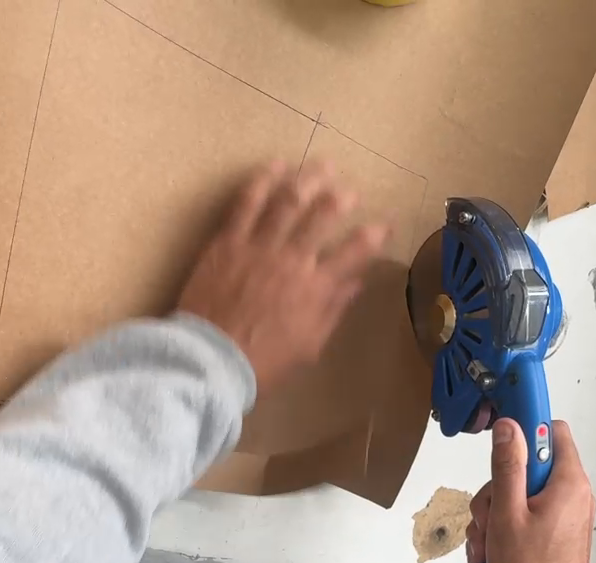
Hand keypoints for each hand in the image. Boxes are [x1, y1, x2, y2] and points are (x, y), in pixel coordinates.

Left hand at [177, 160, 389, 397]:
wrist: (211, 361)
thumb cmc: (263, 363)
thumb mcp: (308, 347)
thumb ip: (332, 311)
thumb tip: (355, 284)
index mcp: (316, 289)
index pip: (355, 252)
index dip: (375, 235)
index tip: (384, 225)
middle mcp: (293, 259)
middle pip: (324, 215)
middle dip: (342, 198)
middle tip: (350, 191)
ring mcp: (258, 246)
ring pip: (289, 200)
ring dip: (309, 179)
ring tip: (322, 166)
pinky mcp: (227, 242)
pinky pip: (246, 202)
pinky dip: (262, 180)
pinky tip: (276, 166)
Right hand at [466, 419, 595, 562]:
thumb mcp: (506, 516)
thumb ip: (507, 467)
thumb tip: (509, 425)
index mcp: (567, 482)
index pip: (551, 430)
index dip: (523, 432)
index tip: (497, 448)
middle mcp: (572, 493)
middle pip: (524, 468)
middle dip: (495, 492)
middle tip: (486, 522)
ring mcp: (564, 514)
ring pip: (518, 495)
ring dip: (493, 518)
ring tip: (485, 548)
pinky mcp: (556, 533)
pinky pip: (524, 517)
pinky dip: (504, 531)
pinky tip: (491, 554)